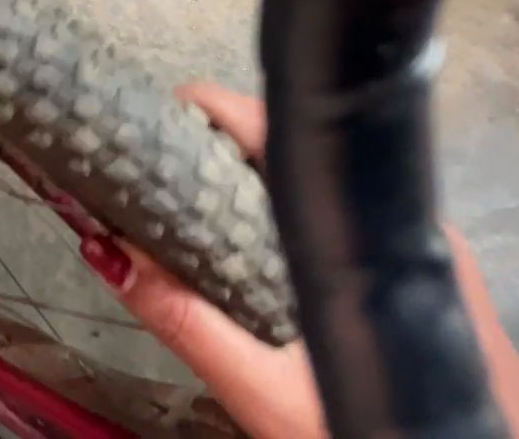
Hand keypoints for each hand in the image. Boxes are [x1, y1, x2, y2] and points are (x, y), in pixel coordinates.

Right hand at [78, 83, 518, 438]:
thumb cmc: (380, 436)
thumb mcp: (267, 391)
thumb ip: (186, 319)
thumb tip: (104, 248)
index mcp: (365, 228)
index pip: (274, 127)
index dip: (205, 111)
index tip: (145, 122)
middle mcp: (397, 219)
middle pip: (284, 147)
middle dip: (207, 145)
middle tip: (143, 168)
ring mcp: (413, 245)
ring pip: (303, 181)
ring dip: (235, 178)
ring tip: (171, 201)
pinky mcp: (414, 275)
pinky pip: (323, 214)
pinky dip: (267, 209)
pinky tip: (235, 247)